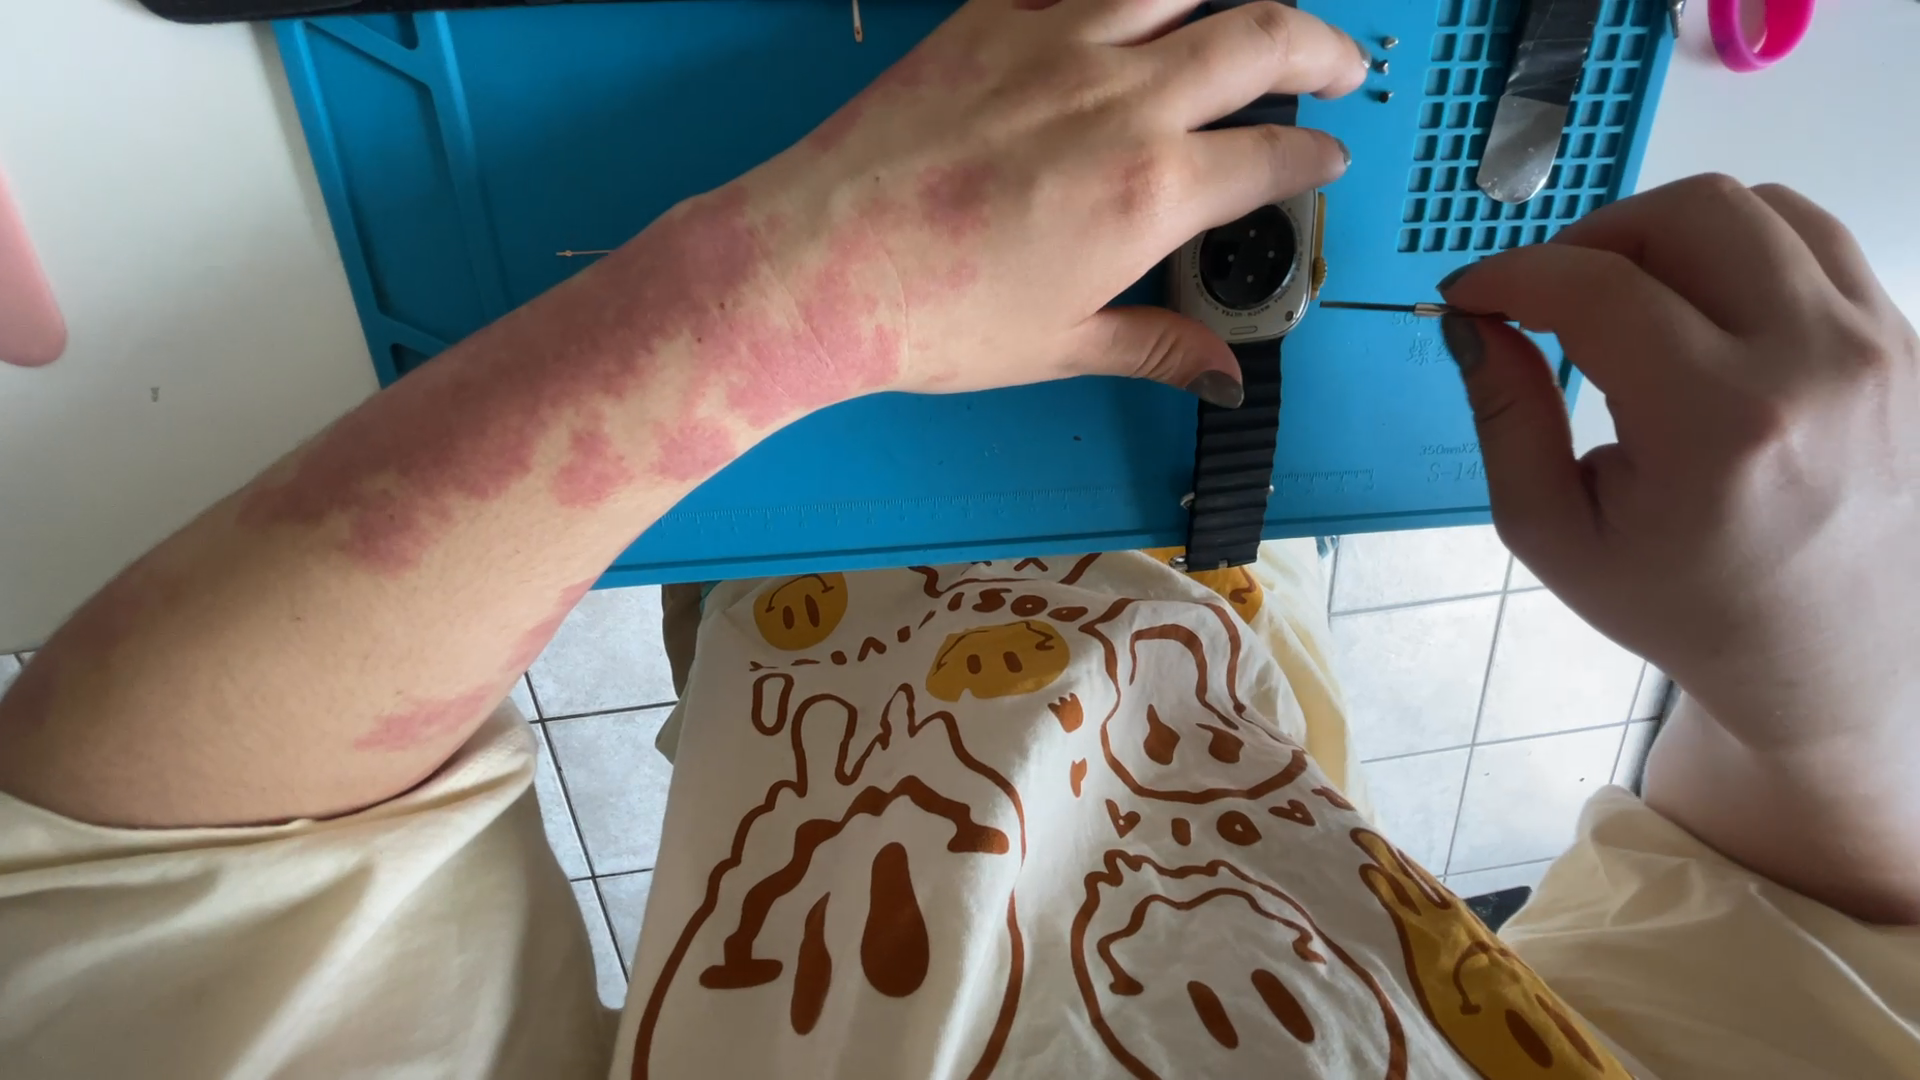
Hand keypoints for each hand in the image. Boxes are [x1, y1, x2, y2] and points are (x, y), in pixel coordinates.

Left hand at [682, 0, 1366, 412]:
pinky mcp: (993, 18)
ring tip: (1262, 16)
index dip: (1312, 161)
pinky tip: (1137, 6)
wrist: (820, 267)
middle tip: (1344, 66)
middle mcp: (1118, 99)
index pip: (1270, 159)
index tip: (1323, 164)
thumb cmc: (932, 317)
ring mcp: (1055, 42)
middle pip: (1262, 33)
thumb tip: (1220, 376)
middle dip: (1324, 46)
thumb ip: (1156, 347)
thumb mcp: (1061, 346)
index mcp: (1145, 191)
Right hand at [1439, 175, 1919, 754]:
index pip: (1597, 288)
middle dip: (1583, 238)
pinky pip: (1809, 240)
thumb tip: (1471, 326)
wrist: (1825, 651)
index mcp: (1715, 422)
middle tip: (1534, 296)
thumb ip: (1506, 417)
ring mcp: (1882, 339)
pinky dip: (1723, 250)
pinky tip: (1678, 311)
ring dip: (1654, 235)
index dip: (1509, 274)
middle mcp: (1817, 359)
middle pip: (1692, 211)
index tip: (1464, 296)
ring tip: (1603, 298)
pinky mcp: (1905, 337)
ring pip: (1761, 205)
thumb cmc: (1668, 600)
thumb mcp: (1548, 528)